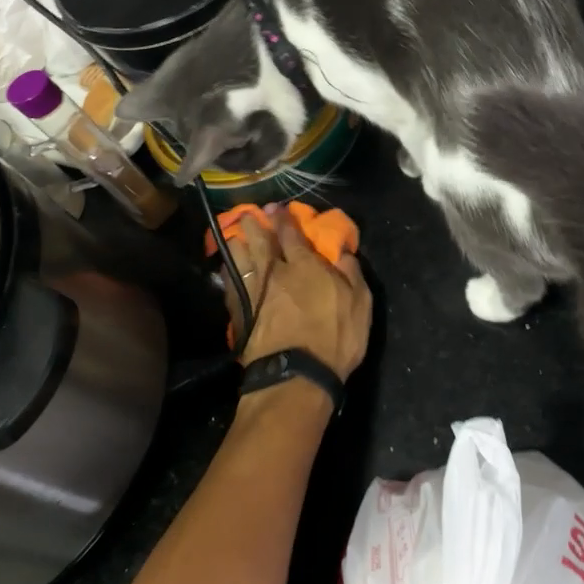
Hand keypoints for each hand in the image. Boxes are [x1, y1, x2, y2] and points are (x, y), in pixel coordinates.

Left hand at [224, 206, 372, 380]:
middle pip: (261, 243)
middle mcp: (276, 273)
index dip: (284, 220)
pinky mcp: (240, 316)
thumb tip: (343, 252)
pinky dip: (227, 275)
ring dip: (237, 246)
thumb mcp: (359, 303)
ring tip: (233, 237)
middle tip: (249, 214)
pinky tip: (224, 271)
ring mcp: (254, 294)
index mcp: (305, 266)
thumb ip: (351, 273)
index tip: (277, 208)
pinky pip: (230, 287)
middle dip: (255, 226)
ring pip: (241, 262)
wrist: (295, 375)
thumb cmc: (335, 337)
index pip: (292, 235)